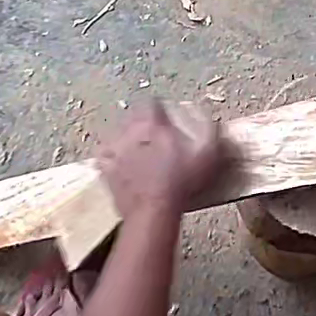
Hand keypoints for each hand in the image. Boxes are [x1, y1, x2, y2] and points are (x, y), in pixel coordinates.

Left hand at [97, 101, 226, 219]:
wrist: (154, 212)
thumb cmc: (181, 182)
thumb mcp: (207, 154)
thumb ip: (210, 132)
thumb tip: (211, 120)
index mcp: (154, 125)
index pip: (152, 103)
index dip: (161, 107)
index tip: (168, 114)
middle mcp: (131, 134)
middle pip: (133, 116)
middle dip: (144, 121)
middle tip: (156, 130)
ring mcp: (116, 153)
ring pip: (118, 134)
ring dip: (127, 136)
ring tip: (139, 144)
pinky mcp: (107, 173)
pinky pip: (104, 157)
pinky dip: (111, 155)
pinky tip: (119, 159)